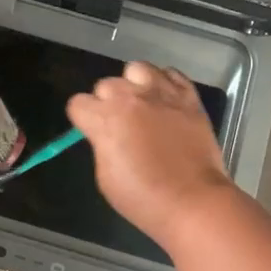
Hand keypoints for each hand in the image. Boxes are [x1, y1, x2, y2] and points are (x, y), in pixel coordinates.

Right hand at [68, 62, 232, 239]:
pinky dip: (165, 83)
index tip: (92, 132)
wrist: (193, 201)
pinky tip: (165, 100)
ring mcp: (162, 93)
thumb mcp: (105, 176)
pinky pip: (171, 74)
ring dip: (134, 84)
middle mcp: (131, 97)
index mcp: (105, 118)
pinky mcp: (188, 96)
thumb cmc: (143, 198)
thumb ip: (101, 144)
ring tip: (142, 104)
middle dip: (107, 102)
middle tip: (120, 124)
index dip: (83, 119)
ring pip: (137, 68)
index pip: (78, 103)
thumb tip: (106, 134)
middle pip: (106, 84)